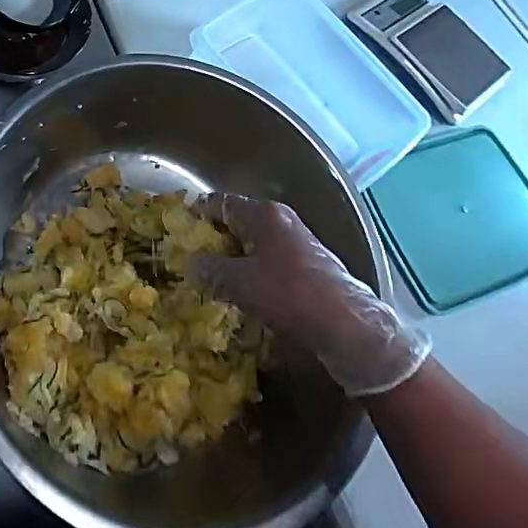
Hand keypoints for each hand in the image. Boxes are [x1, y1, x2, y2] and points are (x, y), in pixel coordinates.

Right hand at [193, 193, 428, 397]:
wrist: (346, 325)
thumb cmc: (289, 294)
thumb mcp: (240, 282)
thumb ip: (211, 270)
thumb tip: (191, 263)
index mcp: (264, 215)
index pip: (223, 202)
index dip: (200, 212)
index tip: (181, 225)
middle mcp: (282, 221)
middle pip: (240, 221)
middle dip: (215, 238)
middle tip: (192, 255)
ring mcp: (298, 243)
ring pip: (255, 242)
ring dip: (234, 257)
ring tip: (212, 276)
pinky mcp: (308, 265)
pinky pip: (270, 259)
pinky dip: (252, 269)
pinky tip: (243, 291)